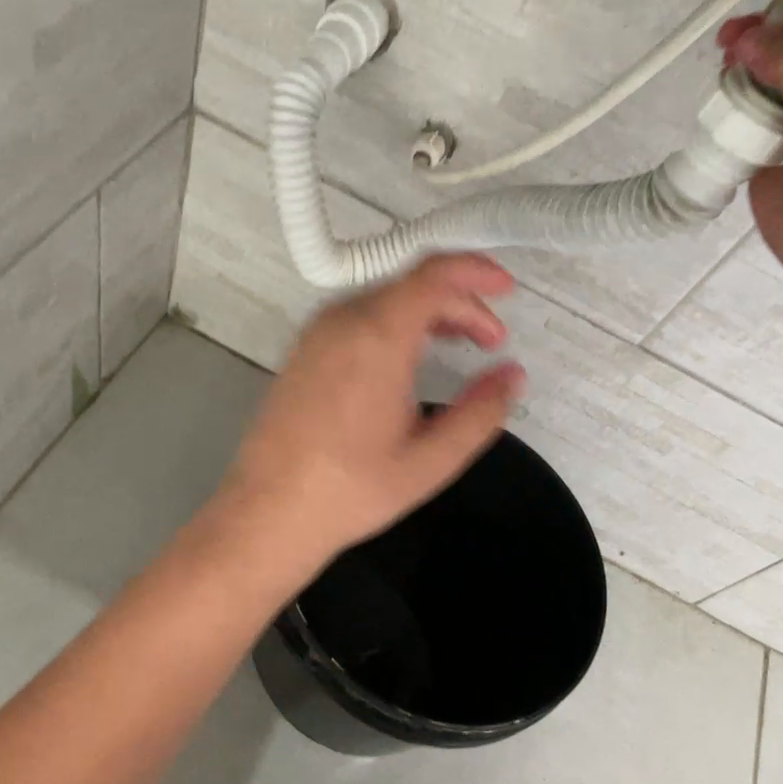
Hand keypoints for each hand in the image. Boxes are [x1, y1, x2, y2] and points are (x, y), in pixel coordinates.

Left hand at [217, 253, 526, 563]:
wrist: (269, 510)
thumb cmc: (350, 490)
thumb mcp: (430, 460)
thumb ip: (480, 412)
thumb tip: (512, 376)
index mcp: (377, 337)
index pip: (434, 275)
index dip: (476, 273)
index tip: (505, 291)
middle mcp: (342, 322)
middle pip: (410, 284)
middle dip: (459, 301)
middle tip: (489, 339)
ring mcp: (315, 334)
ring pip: (383, 298)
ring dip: (426, 312)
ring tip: (457, 344)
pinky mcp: (302, 351)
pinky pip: (356, 317)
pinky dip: (392, 323)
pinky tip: (407, 359)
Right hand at [718, 16, 782, 278]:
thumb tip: (747, 36)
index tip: (751, 19)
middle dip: (759, 47)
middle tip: (726, 44)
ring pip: (761, 89)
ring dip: (739, 81)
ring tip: (718, 74)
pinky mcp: (767, 157)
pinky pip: (742, 126)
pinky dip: (727, 117)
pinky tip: (714, 111)